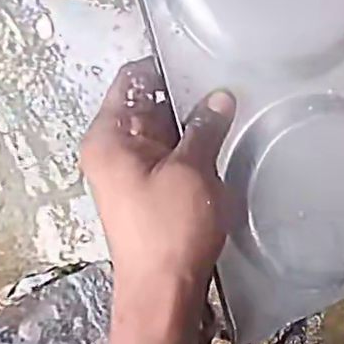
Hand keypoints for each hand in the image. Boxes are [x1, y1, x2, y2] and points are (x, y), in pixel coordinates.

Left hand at [80, 59, 235, 294]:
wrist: (165, 286)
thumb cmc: (170, 227)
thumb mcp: (192, 171)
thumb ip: (205, 129)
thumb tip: (219, 97)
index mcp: (109, 137)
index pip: (132, 80)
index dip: (165, 65)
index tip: (204, 57)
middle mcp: (114, 148)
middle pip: (149, 103)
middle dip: (186, 93)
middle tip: (229, 80)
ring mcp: (133, 170)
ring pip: (165, 130)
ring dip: (194, 122)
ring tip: (234, 107)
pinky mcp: (153, 188)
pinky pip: (174, 153)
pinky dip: (195, 145)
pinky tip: (224, 141)